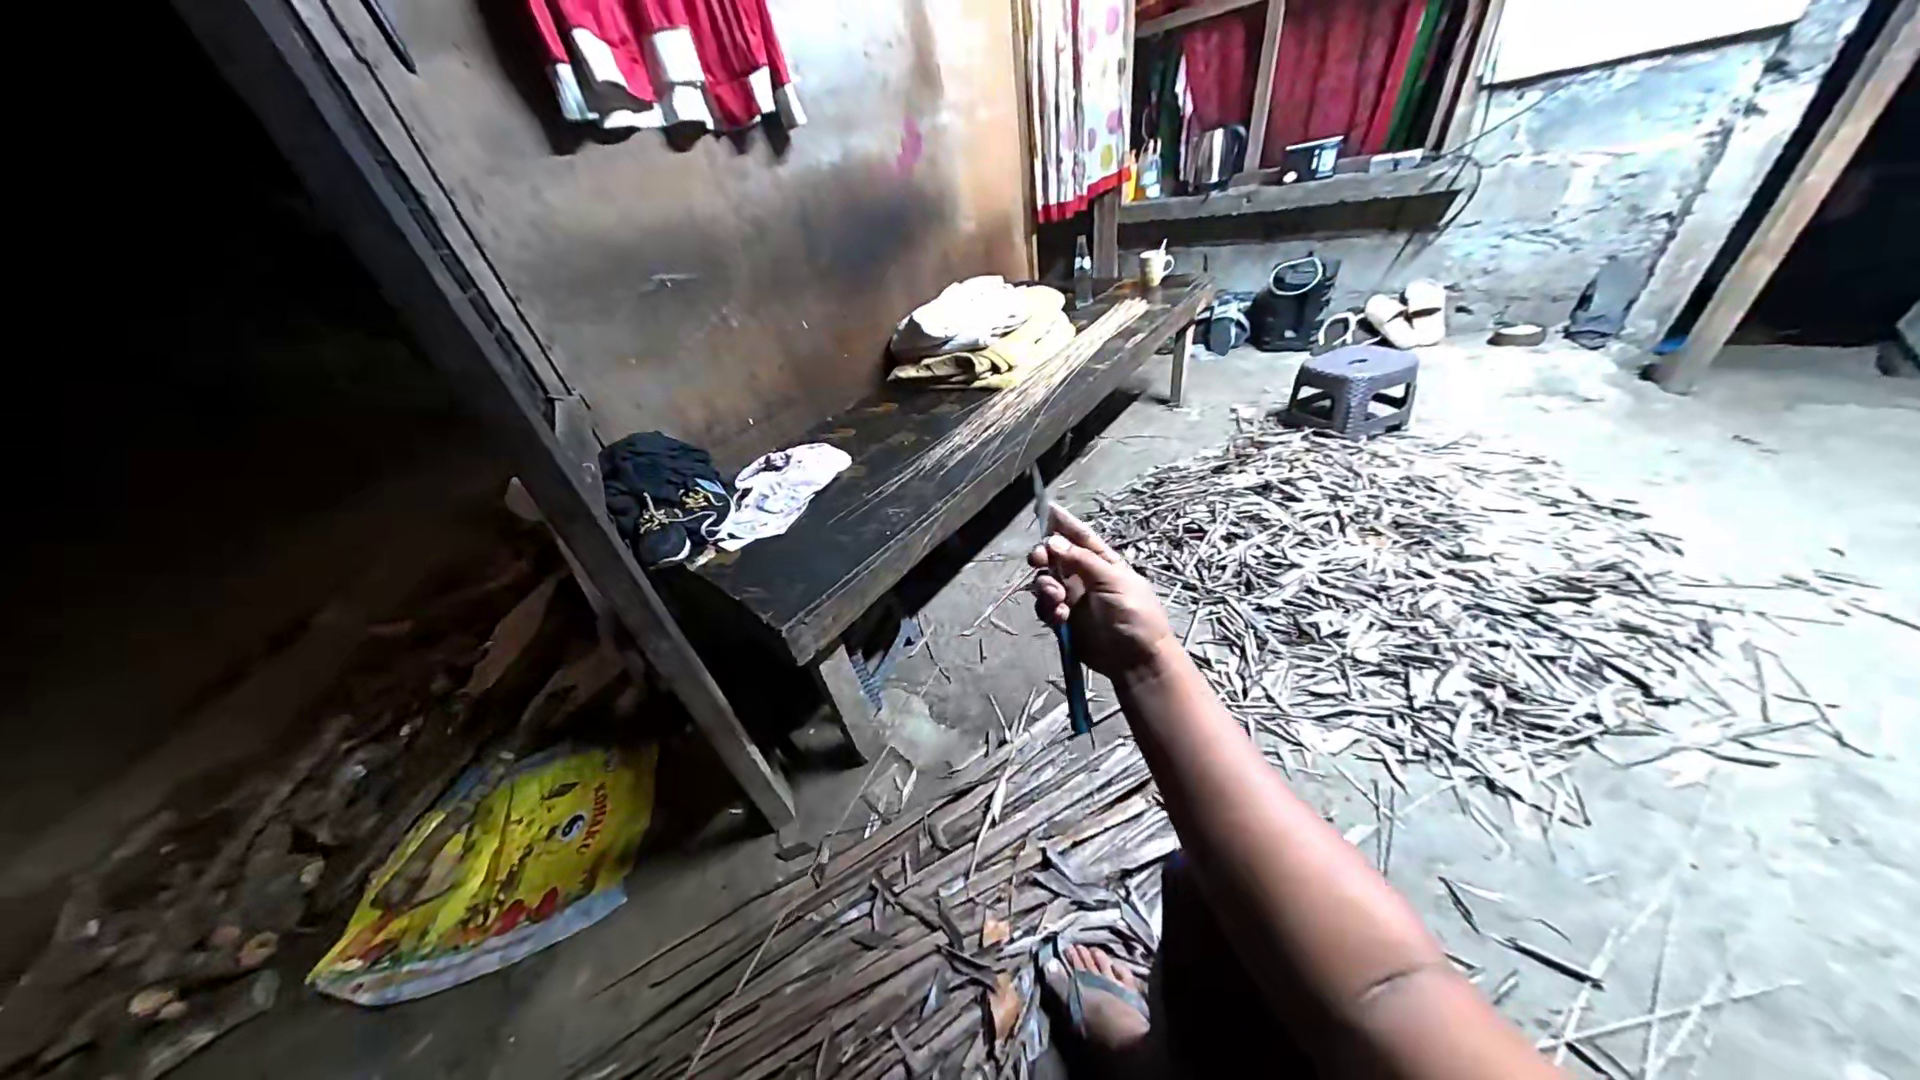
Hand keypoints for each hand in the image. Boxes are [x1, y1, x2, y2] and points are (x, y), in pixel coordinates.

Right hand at [1030, 506, 1176, 680]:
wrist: (1136, 660)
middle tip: (1038, 560)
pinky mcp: (1064, 619)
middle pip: (1055, 557)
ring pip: (1045, 582)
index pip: (1079, 536)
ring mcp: (1073, 598)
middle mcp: (1084, 576)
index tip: (1044, 509)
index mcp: (1102, 562)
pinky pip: (1045, 607)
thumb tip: (1052, 541)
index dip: (1063, 523)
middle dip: (1043, 556)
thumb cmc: (1136, 615)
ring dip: (1045, 587)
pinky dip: (1048, 609)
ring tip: (1058, 600)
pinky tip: (1060, 617)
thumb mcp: (1113, 581)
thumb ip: (1082, 560)